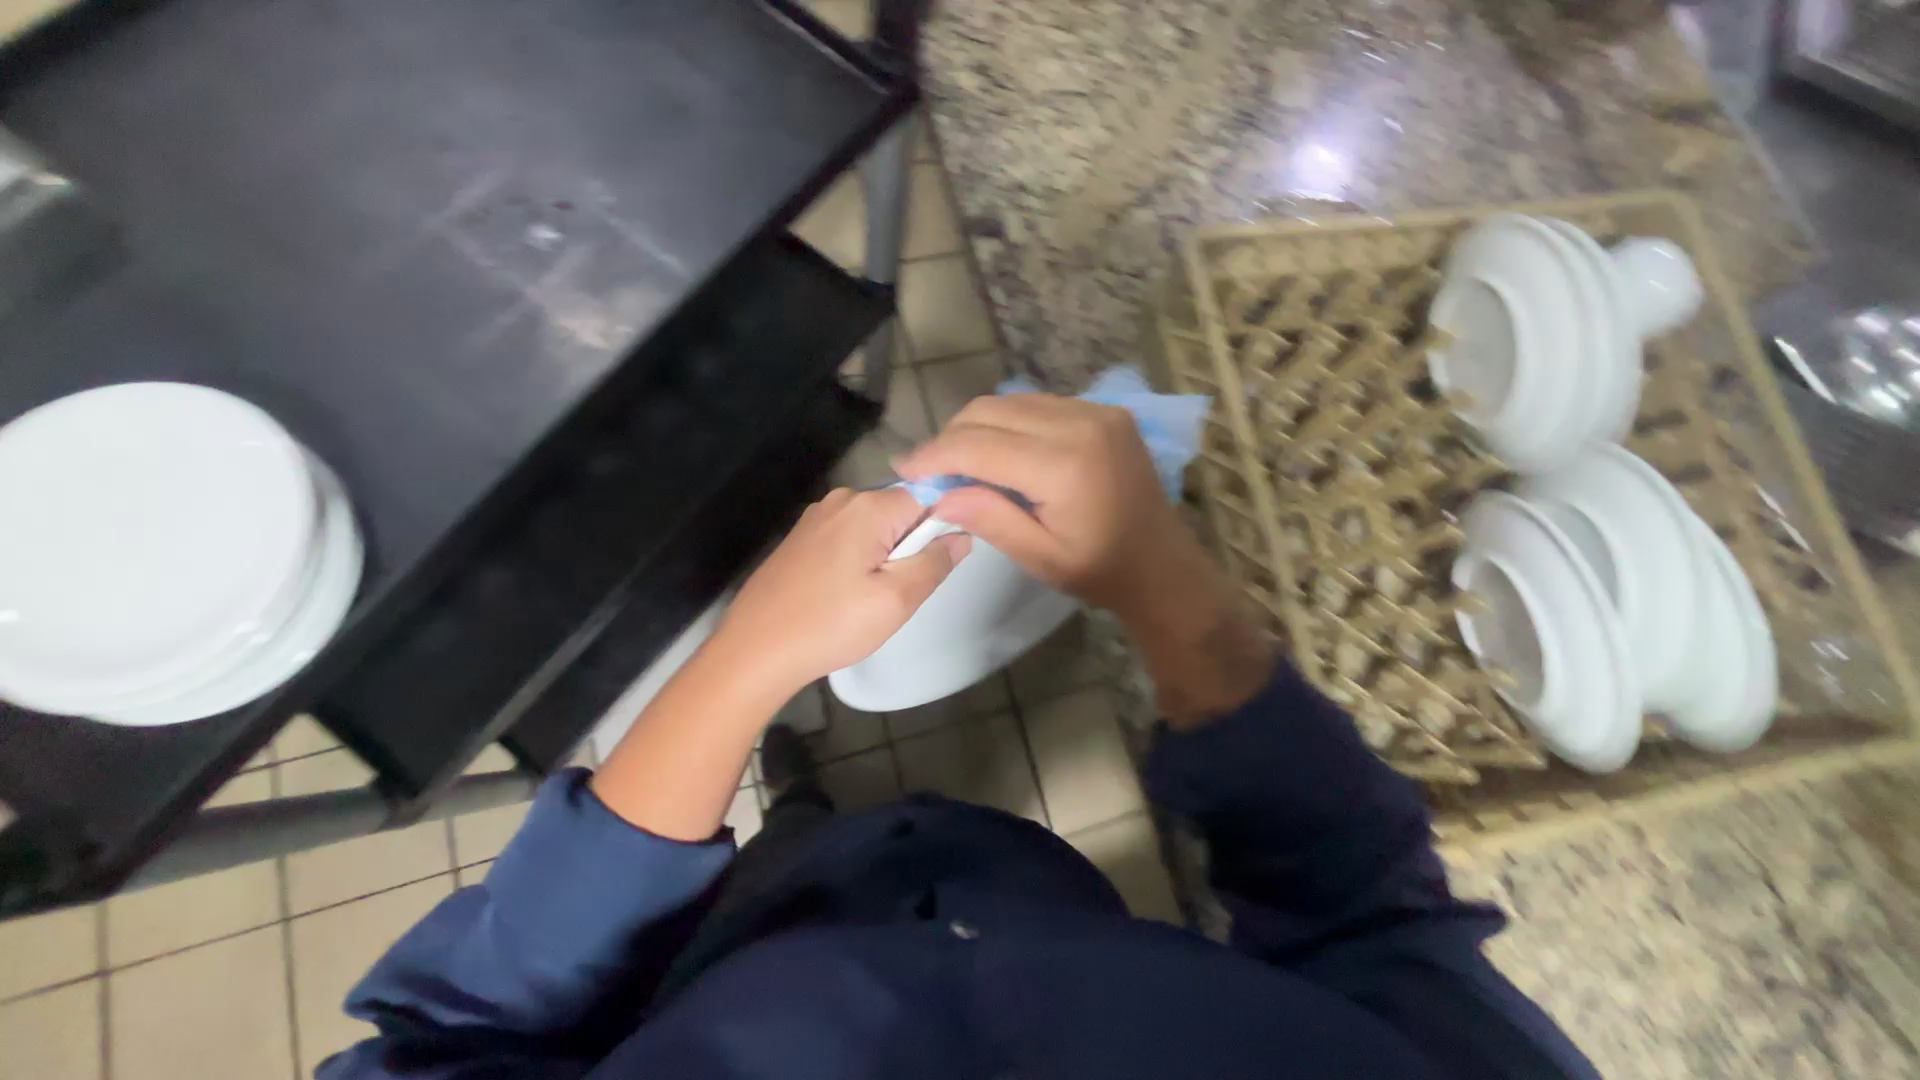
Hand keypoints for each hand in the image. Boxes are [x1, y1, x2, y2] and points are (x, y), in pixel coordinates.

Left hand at [713, 486, 969, 694]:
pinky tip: (843, 596)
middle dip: (910, 546)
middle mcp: (842, 499)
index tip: (933, 567)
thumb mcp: (896, 601)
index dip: (941, 529)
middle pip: (901, 511)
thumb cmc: (830, 625)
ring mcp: (816, 518)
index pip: (929, 497)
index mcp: (868, 506)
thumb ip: (935, 562)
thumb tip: (962, 535)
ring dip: (884, 557)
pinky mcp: (801, 538)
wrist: (755, 650)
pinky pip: (848, 539)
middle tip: (898, 593)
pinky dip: (858, 562)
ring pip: (874, 528)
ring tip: (869, 600)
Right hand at [895, 393, 1275, 726]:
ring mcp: (1096, 411)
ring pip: (1011, 401)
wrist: (1163, 564)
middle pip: (990, 412)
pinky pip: (1039, 404)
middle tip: (930, 470)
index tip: (904, 469)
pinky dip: (1009, 422)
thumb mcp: (1041, 558)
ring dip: (977, 427)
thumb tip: (939, 494)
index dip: (934, 455)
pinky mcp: (1104, 410)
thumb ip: (990, 519)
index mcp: (1065, 465)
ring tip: (960, 462)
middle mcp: (1081, 423)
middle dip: (951, 437)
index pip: (979, 445)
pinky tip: (1000, 452)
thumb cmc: (1101, 571)